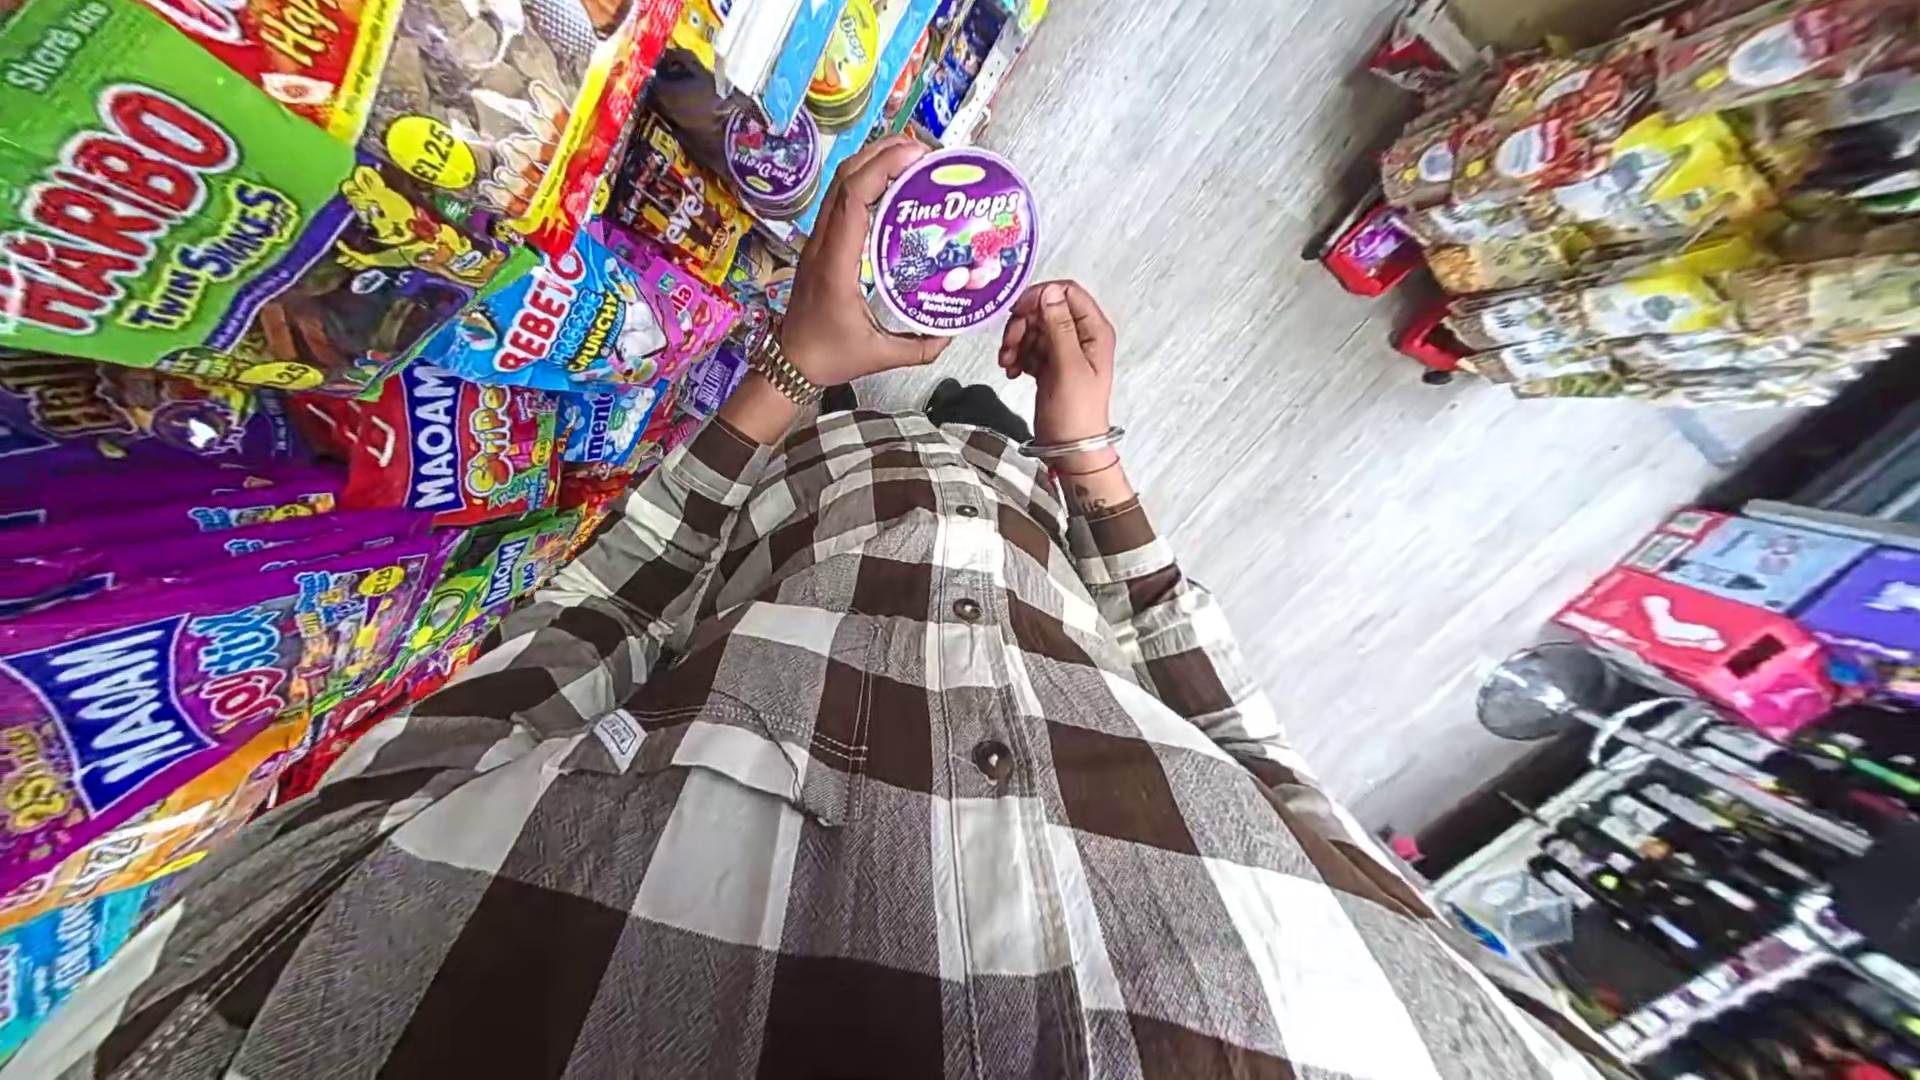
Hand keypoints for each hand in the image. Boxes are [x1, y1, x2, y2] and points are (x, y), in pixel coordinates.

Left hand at [780, 135, 949, 385]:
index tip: (918, 157)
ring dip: (873, 163)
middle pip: (846, 177)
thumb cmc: (829, 357)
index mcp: (836, 265)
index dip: (885, 167)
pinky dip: (866, 184)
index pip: (854, 198)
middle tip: (924, 151)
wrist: (790, 362)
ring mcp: (819, 242)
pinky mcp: (821, 247)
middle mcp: (824, 245)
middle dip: (883, 152)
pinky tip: (890, 189)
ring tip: (910, 160)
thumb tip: (950, 334)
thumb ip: (919, 348)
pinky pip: (841, 202)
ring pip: (840, 184)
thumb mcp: (879, 356)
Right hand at [997, 280, 1115, 447]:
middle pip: (1045, 310)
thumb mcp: (1068, 366)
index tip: (1017, 313)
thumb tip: (1049, 291)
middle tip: (1008, 346)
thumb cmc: (1075, 411)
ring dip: (1015, 342)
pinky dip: (1017, 357)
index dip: (1040, 297)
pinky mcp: (1048, 367)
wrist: (1070, 449)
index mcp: (1093, 330)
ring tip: (1007, 364)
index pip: (1067, 293)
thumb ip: (1059, 327)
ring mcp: (1063, 352)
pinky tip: (1012, 372)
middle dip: (1022, 324)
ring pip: (1033, 330)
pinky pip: (1028, 349)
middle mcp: (1079, 336)